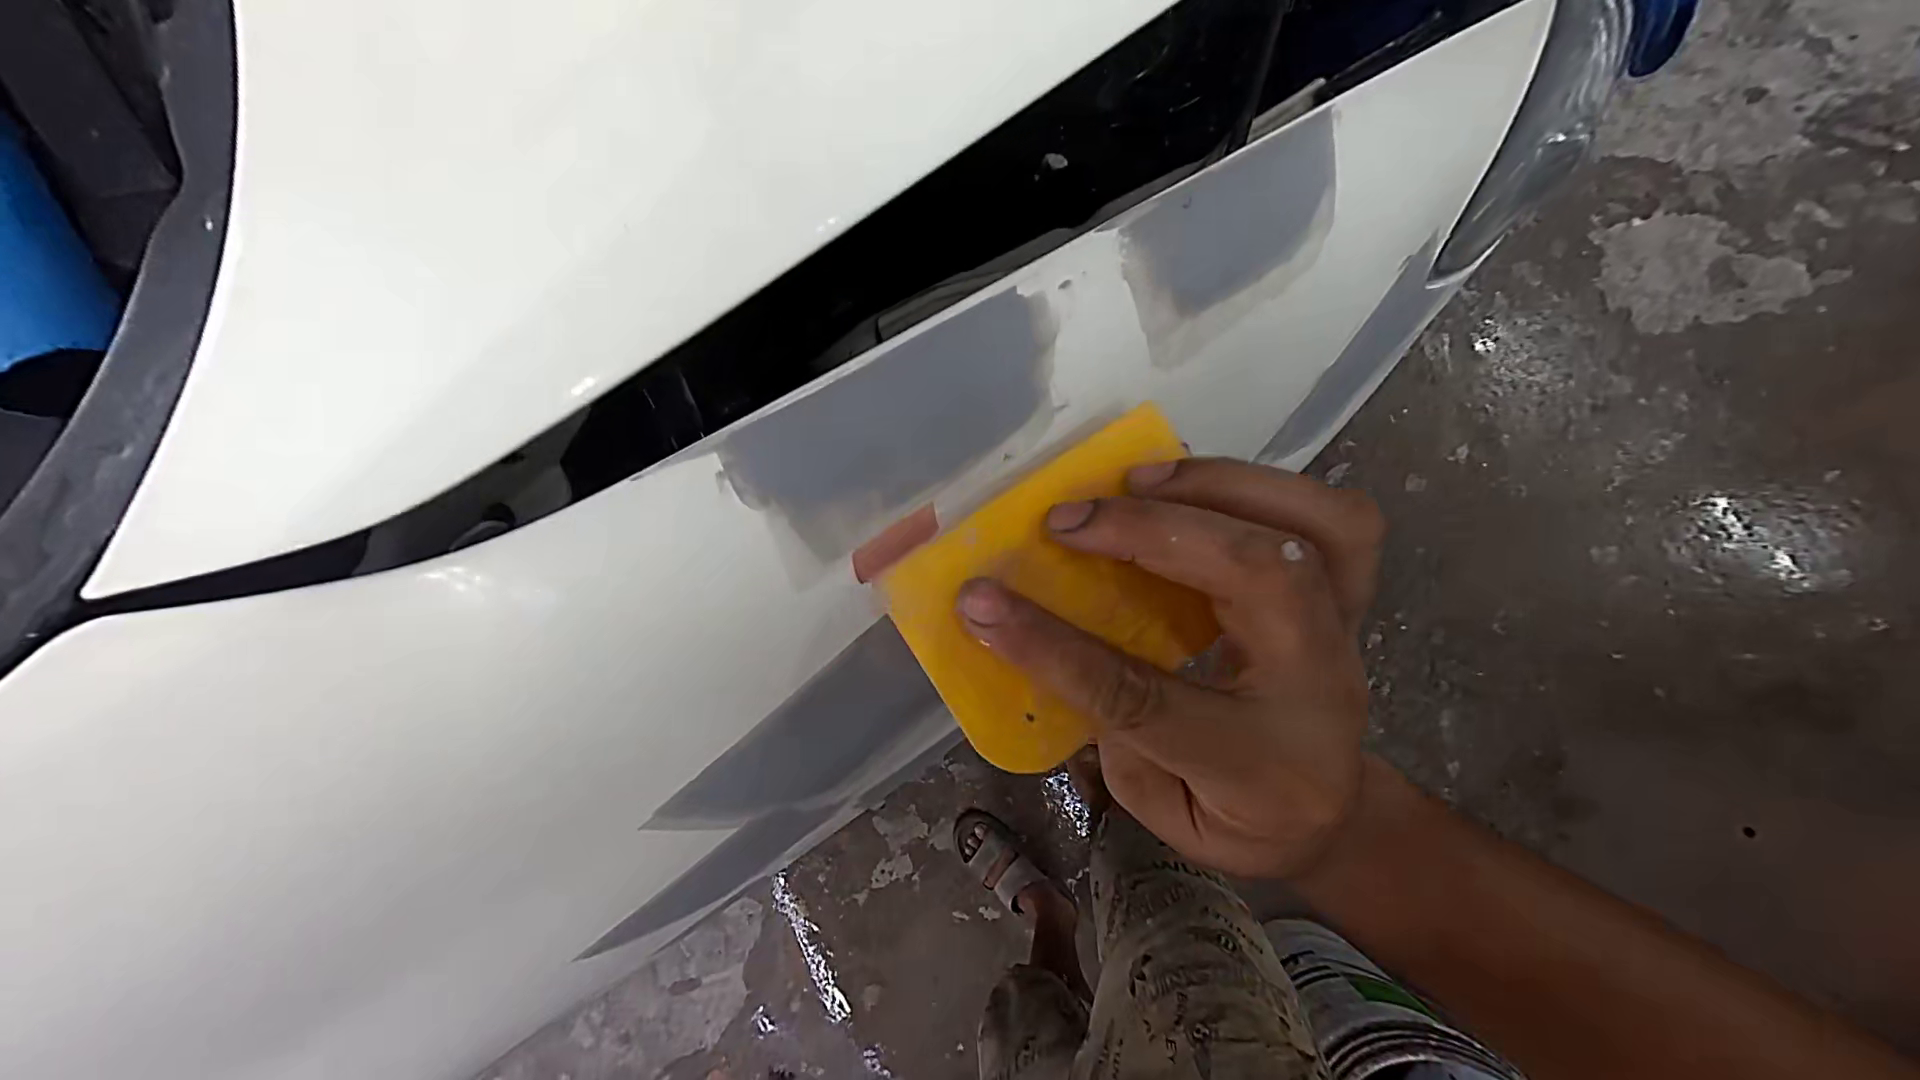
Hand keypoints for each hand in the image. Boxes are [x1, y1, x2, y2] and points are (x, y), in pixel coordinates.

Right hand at [954, 457, 1383, 878]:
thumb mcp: (1158, 808)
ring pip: (1317, 527)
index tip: (980, 602)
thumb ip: (1110, 723)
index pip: (1142, 697)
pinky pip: (1332, 516)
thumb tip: (1051, 629)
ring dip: (1214, 485)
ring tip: (1136, 477)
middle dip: (1149, 531)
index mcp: (1257, 767)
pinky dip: (1258, 485)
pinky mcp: (1350, 595)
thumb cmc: (1236, 820)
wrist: (1331, 815)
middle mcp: (1318, 687)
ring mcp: (1347, 632)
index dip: (1054, 646)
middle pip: (1255, 577)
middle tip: (1064, 519)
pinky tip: (1190, 485)